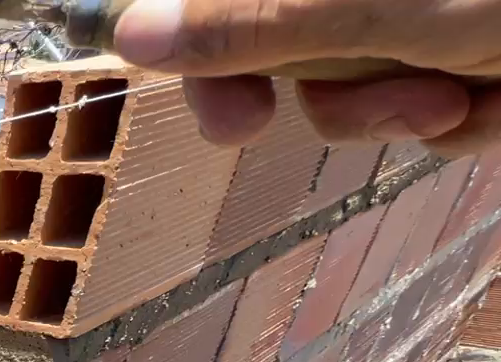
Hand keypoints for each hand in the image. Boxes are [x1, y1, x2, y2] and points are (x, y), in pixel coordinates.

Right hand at [112, 0, 500, 157]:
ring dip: (393, 115)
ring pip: (358, 80)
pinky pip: (426, 95)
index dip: (213, 57)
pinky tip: (499, 95)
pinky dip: (461, 116)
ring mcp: (429, 10)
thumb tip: (129, 30)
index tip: (233, 118)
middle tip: (344, 118)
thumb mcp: (384, 5)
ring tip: (461, 100)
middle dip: (325, 96)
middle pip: (289, 44)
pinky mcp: (475, 45)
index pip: (227, 2)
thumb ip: (255, 20)